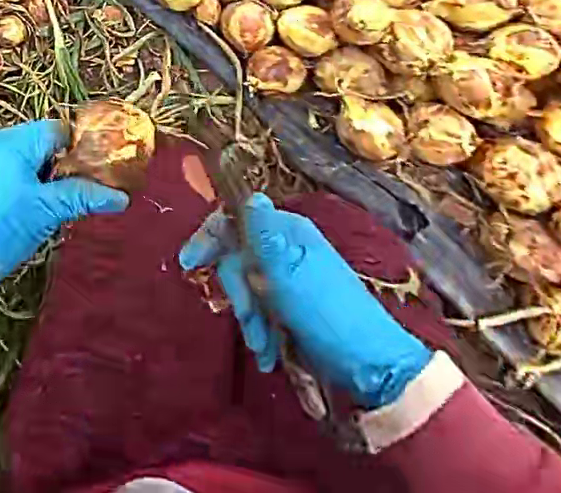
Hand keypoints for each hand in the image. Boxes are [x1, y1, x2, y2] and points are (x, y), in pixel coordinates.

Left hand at [0, 119, 130, 313]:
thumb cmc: (2, 231)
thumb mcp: (47, 213)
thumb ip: (82, 196)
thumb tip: (120, 197)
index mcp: (13, 141)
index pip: (56, 129)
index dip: (74, 149)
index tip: (82, 174)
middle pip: (35, 138)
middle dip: (51, 162)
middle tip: (60, 192)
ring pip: (15, 150)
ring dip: (29, 168)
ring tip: (34, 201)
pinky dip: (7, 174)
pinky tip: (10, 201)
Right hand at [179, 194, 431, 408]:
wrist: (372, 366)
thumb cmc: (327, 313)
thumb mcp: (288, 274)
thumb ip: (263, 236)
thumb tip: (250, 195)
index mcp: (287, 231)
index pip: (236, 218)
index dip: (210, 237)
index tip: (188, 263)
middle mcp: (286, 247)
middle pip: (238, 257)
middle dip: (237, 292)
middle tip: (246, 318)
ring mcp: (290, 276)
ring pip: (248, 288)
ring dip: (250, 318)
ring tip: (262, 345)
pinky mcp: (293, 304)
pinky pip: (263, 310)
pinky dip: (262, 330)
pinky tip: (270, 353)